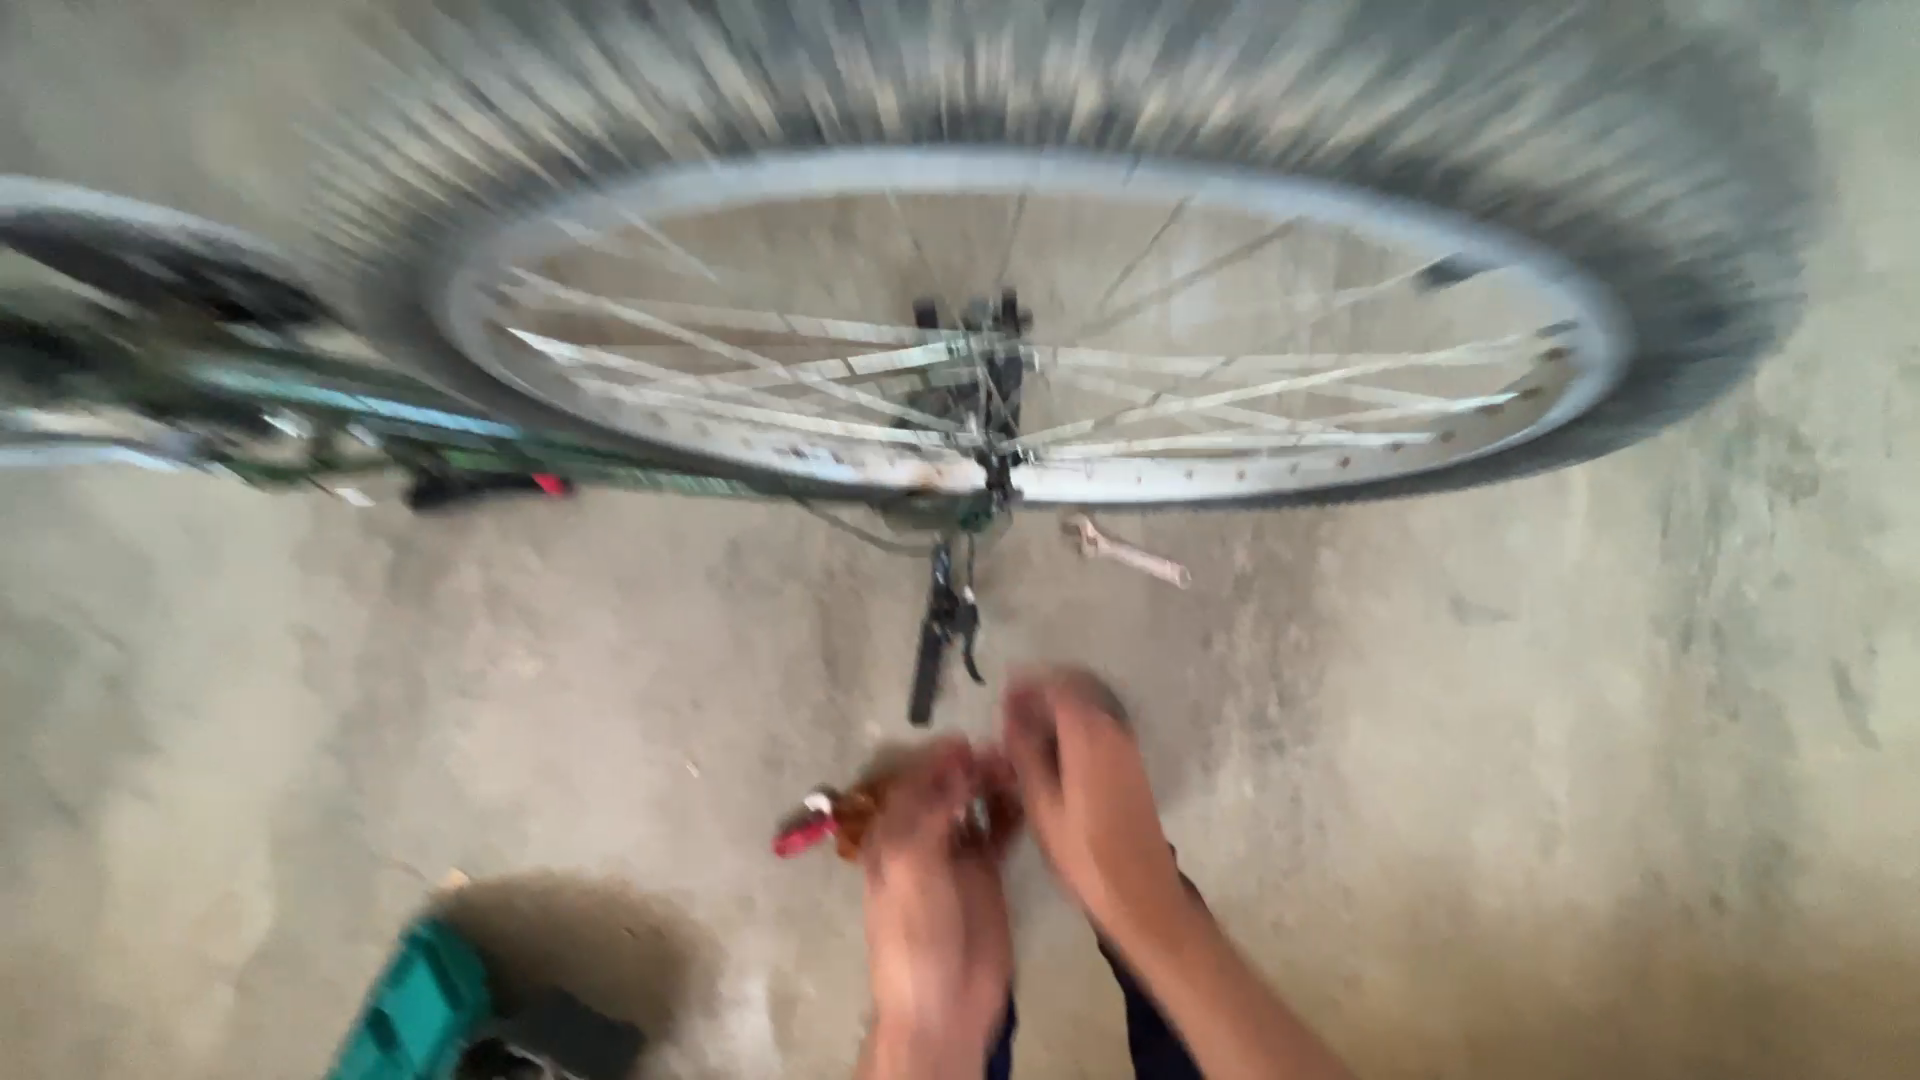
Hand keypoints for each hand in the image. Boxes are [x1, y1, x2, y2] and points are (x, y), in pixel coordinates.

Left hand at [859, 739, 1013, 1077]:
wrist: (945, 1007)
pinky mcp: (986, 874)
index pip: (913, 784)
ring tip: (1017, 771)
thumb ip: (931, 813)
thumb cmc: (917, 935)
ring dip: (991, 784)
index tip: (967, 740)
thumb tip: (955, 766)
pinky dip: (1009, 812)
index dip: (937, 761)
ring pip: (974, 805)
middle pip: (946, 790)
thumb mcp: (911, 868)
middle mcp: (923, 839)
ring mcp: (956, 856)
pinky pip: (997, 832)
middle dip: (969, 769)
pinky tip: (1026, 798)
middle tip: (1001, 756)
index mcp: (893, 836)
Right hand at [1001, 668, 1186, 936]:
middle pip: (1075, 692)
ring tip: (1027, 737)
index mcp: (1088, 734)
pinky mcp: (1132, 765)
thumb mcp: (1041, 804)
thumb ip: (1024, 753)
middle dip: (1042, 696)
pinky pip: (1098, 728)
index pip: (1056, 687)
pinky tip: (1053, 756)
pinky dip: (1074, 729)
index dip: (1028, 687)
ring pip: (1088, 710)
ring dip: (1058, 713)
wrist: (1140, 891)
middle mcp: (1112, 729)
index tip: (1004, 699)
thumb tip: (1012, 719)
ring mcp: (1126, 746)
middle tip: (1013, 715)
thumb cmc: (1083, 852)